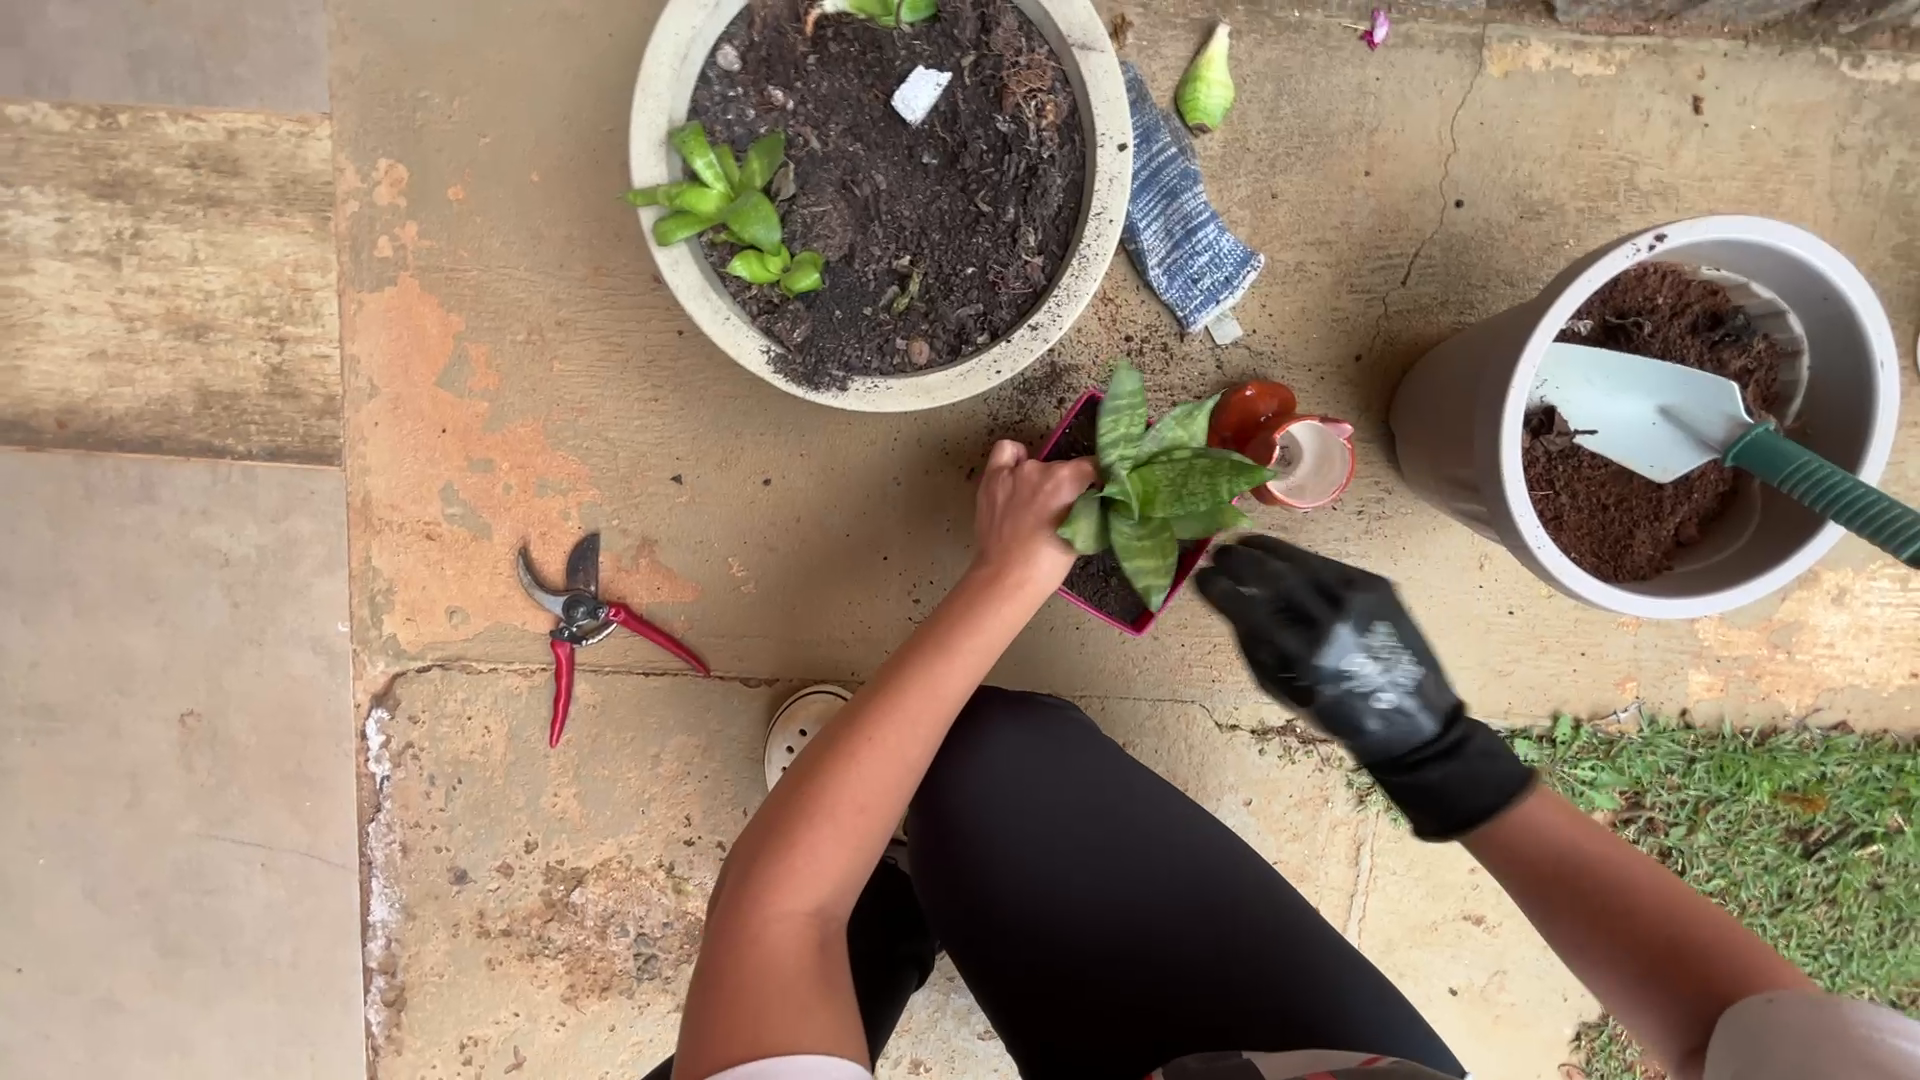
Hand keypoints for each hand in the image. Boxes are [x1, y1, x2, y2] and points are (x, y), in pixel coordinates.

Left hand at [971, 440, 1097, 592]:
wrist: (1006, 577)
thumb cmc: (1047, 564)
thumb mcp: (1082, 535)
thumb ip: (1088, 509)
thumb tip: (1093, 498)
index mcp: (1068, 479)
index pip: (1093, 466)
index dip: (1095, 481)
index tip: (1093, 495)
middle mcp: (1041, 468)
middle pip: (1063, 468)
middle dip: (1066, 485)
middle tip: (1061, 509)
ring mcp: (1014, 472)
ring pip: (1036, 465)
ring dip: (1040, 480)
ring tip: (1035, 503)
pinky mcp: (992, 478)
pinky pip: (1006, 452)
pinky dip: (1014, 460)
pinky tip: (1016, 475)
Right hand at [1194, 535, 1459, 762]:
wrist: (1411, 717)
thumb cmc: (1334, 710)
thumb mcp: (1282, 689)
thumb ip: (1253, 644)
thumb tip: (1231, 602)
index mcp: (1306, 656)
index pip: (1249, 611)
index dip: (1219, 590)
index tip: (1199, 578)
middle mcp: (1334, 621)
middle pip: (1275, 576)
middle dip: (1239, 561)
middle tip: (1216, 553)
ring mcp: (1360, 598)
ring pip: (1301, 560)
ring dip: (1264, 549)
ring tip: (1240, 543)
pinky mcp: (1377, 585)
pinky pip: (1326, 563)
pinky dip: (1295, 556)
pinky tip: (1277, 554)